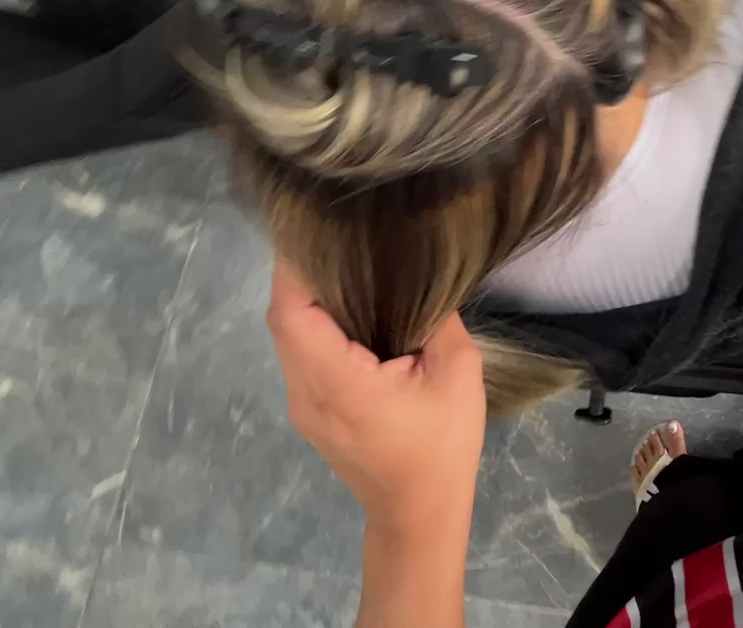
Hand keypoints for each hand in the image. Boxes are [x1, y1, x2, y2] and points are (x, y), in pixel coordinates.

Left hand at [266, 257, 486, 539]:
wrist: (419, 512)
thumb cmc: (442, 444)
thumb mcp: (458, 373)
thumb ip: (438, 320)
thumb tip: (424, 280)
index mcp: (341, 384)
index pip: (293, 317)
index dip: (292, 271)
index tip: (313, 230)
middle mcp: (308, 394)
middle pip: (284, 323)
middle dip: (301, 275)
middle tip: (338, 235)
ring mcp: (305, 406)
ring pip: (290, 339)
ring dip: (308, 300)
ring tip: (348, 262)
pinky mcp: (313, 411)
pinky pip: (304, 355)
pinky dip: (317, 324)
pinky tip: (353, 306)